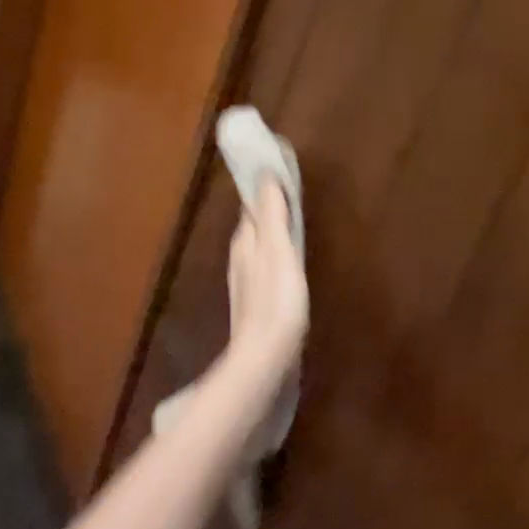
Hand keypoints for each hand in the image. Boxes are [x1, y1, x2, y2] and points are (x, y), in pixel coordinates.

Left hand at [227, 176, 308, 374]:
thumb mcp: (278, 250)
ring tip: (288, 223)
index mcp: (244, 242)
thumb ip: (272, 214)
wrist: (264, 357)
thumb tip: (264, 175)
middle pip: (252, 227)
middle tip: (286, 193)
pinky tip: (284, 265)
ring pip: (256, 248)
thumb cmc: (276, 301)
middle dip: (266, 210)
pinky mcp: (255, 304)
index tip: (276, 171)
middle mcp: (240, 258)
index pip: (250, 206)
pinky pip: (263, 269)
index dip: (263, 189)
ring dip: (269, 234)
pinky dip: (273, 258)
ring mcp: (245, 283)